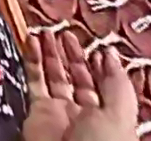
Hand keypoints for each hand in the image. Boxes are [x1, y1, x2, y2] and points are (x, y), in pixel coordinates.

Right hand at [21, 32, 139, 140]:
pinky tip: (32, 41)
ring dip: (51, 52)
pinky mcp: (38, 110)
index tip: (96, 43)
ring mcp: (61, 113)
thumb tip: (111, 53)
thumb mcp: (118, 118)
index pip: (107, 87)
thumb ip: (116, 85)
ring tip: (47, 30)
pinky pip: (34, 78)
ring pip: (55, 75)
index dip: (101, 65)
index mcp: (112, 121)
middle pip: (80, 79)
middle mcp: (86, 117)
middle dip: (74, 54)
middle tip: (67, 32)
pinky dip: (32, 58)